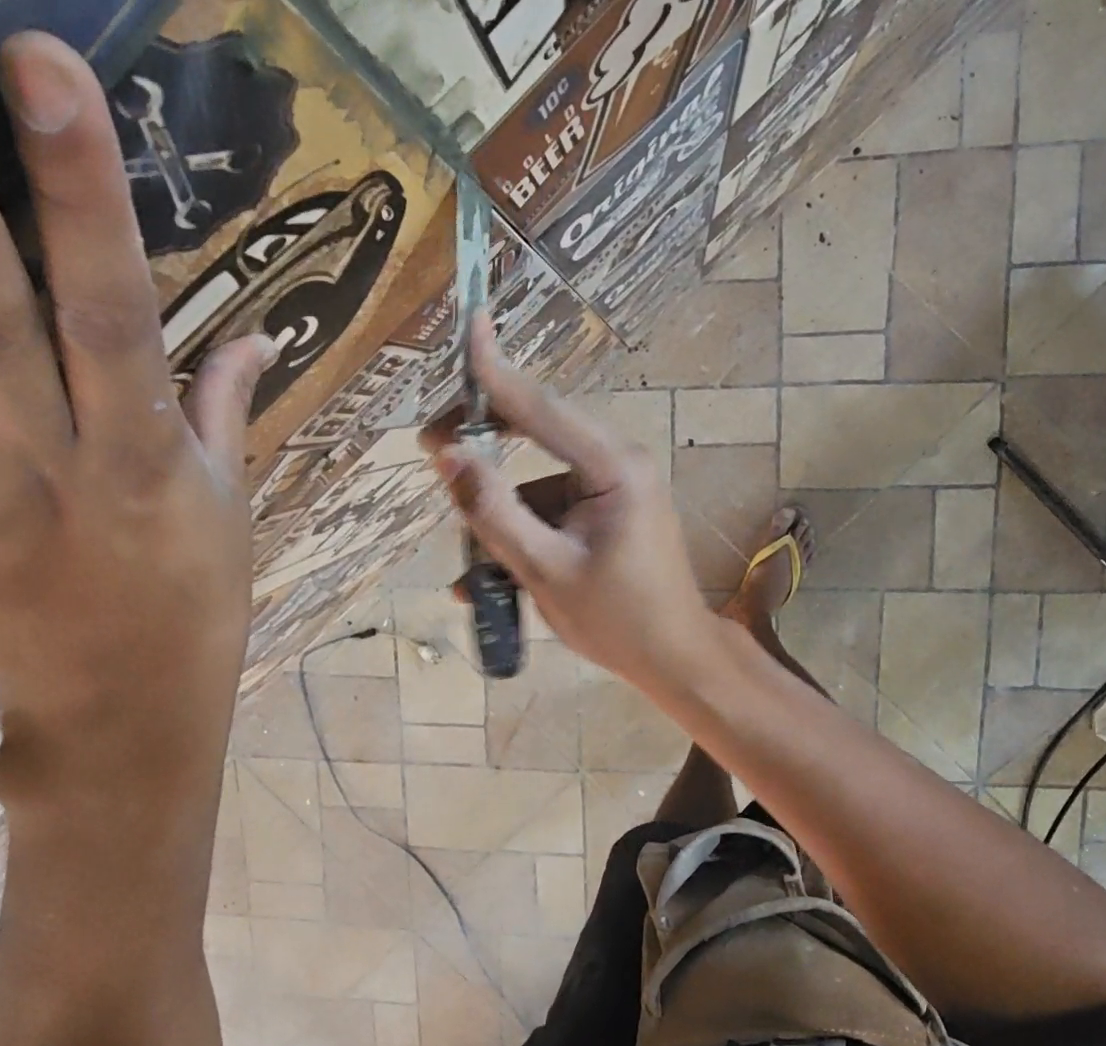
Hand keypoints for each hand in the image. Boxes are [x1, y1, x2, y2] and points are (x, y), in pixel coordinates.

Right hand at [424, 312, 723, 690]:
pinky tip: (493, 580)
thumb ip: (494, 512)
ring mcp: (615, 483)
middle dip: (483, 446)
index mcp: (613, 466)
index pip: (541, 408)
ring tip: (472, 570)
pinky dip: (522, 531)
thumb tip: (448, 458)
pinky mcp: (608, 506)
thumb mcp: (544, 571)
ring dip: (500, 512)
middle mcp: (618, 460)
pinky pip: (552, 505)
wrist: (674, 658)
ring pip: (538, 479)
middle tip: (431, 452)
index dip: (496, 370)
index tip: (469, 326)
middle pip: (537, 433)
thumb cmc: (617, 620)